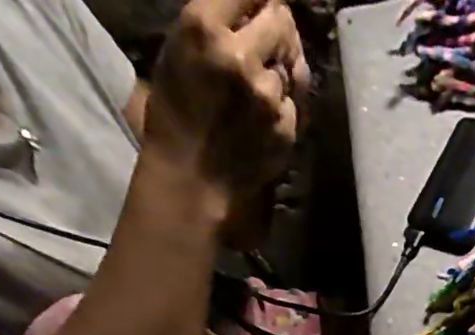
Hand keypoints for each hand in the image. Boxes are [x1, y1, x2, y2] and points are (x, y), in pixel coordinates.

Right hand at [146, 0, 307, 230]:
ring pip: (292, 62)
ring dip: (283, 66)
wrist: (194, 177)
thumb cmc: (178, 112)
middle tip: (269, 39)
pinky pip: (297, 99)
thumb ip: (217, 22)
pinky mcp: (286, 125)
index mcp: (203, 28)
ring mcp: (268, 94)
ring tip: (261, 83)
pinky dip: (287, 99)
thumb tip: (255, 3)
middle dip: (278, 26)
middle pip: (280, 20)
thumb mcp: (180, 50)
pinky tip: (267, 110)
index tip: (263, 4)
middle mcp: (240, 56)